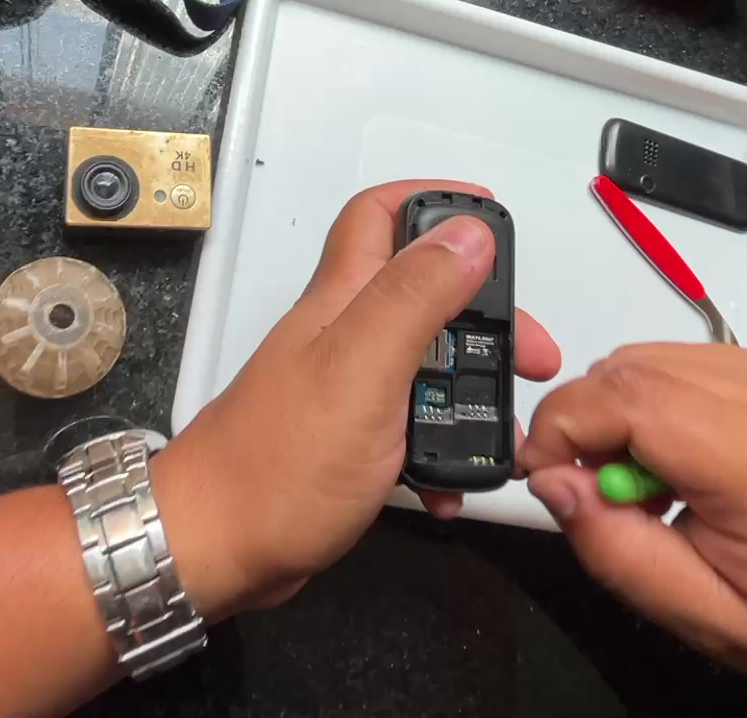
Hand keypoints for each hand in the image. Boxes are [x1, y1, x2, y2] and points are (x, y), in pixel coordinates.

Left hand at [154, 180, 560, 618]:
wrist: (220, 547)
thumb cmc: (279, 461)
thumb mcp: (361, 367)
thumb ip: (412, 297)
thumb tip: (465, 233)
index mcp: (342, 298)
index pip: (379, 215)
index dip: (432, 200)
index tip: (488, 214)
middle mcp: (343, 330)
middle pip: (420, 288)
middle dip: (481, 309)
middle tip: (527, 349)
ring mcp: (345, 382)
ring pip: (424, 357)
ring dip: (471, 382)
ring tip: (504, 419)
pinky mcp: (350, 431)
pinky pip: (412, 420)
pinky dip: (443, 441)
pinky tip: (453, 476)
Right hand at [521, 344, 746, 717]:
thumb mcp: (709, 620)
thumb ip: (616, 550)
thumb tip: (549, 480)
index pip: (631, 402)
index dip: (561, 425)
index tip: (540, 472)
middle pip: (628, 371)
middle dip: (578, 419)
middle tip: (586, 483)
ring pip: (643, 359)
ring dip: (611, 408)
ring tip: (638, 475)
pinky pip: (673, 359)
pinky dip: (646, 398)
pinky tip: (672, 451)